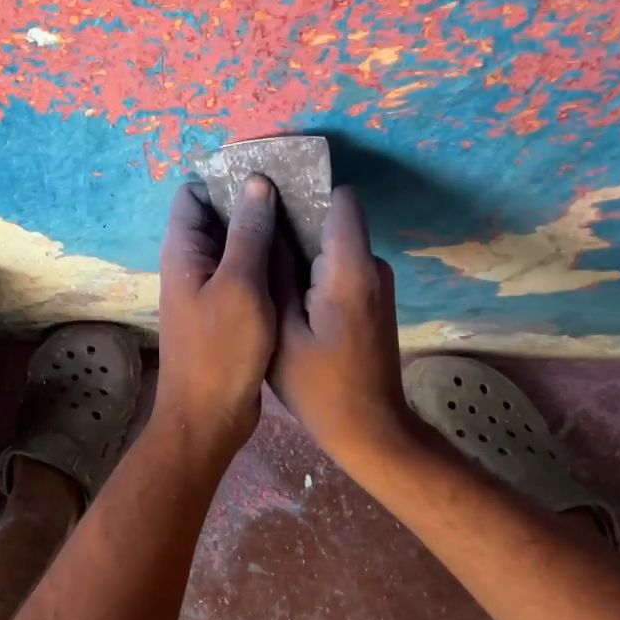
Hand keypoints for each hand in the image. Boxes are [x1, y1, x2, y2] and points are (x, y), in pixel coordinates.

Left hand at [156, 176, 280, 456]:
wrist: (208, 414)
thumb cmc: (221, 350)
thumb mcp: (240, 286)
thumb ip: (248, 233)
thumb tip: (256, 182)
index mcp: (183, 249)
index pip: (195, 195)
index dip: (227, 180)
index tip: (271, 176)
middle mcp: (190, 261)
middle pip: (218, 216)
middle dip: (253, 203)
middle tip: (301, 196)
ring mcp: (206, 285)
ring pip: (234, 245)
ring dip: (263, 233)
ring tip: (308, 222)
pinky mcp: (224, 307)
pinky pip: (243, 271)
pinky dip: (266, 261)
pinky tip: (300, 260)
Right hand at [268, 186, 417, 466]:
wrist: (369, 430)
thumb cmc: (319, 385)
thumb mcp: (280, 328)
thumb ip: (272, 270)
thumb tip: (260, 220)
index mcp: (350, 269)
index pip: (338, 199)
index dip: (303, 189)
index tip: (264, 195)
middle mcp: (371, 266)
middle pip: (330, 217)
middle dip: (290, 218)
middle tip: (245, 232)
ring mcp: (375, 281)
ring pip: (330, 241)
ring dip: (297, 245)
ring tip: (255, 259)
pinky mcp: (370, 296)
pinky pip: (335, 262)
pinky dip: (308, 265)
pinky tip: (277, 285)